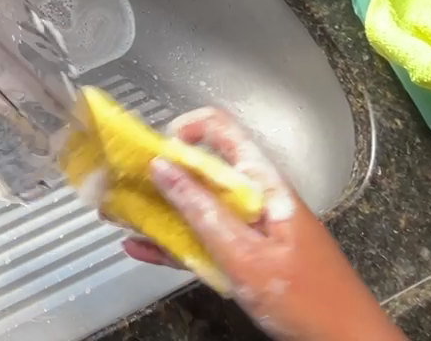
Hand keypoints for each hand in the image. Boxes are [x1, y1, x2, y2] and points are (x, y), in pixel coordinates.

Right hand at [121, 108, 404, 340]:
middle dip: (159, 175)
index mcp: (262, 185)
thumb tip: (160, 166)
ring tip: (120, 213)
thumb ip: (200, 210)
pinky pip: (203, 241)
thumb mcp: (245, 256)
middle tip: (124, 182)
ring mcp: (249, 229)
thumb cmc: (310, 302)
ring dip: (158, 211)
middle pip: (200, 171)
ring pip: (196, 207)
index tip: (159, 149)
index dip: (187, 128)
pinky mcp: (246, 257)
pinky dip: (173, 244)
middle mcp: (254, 199)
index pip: (222, 130)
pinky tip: (140, 249)